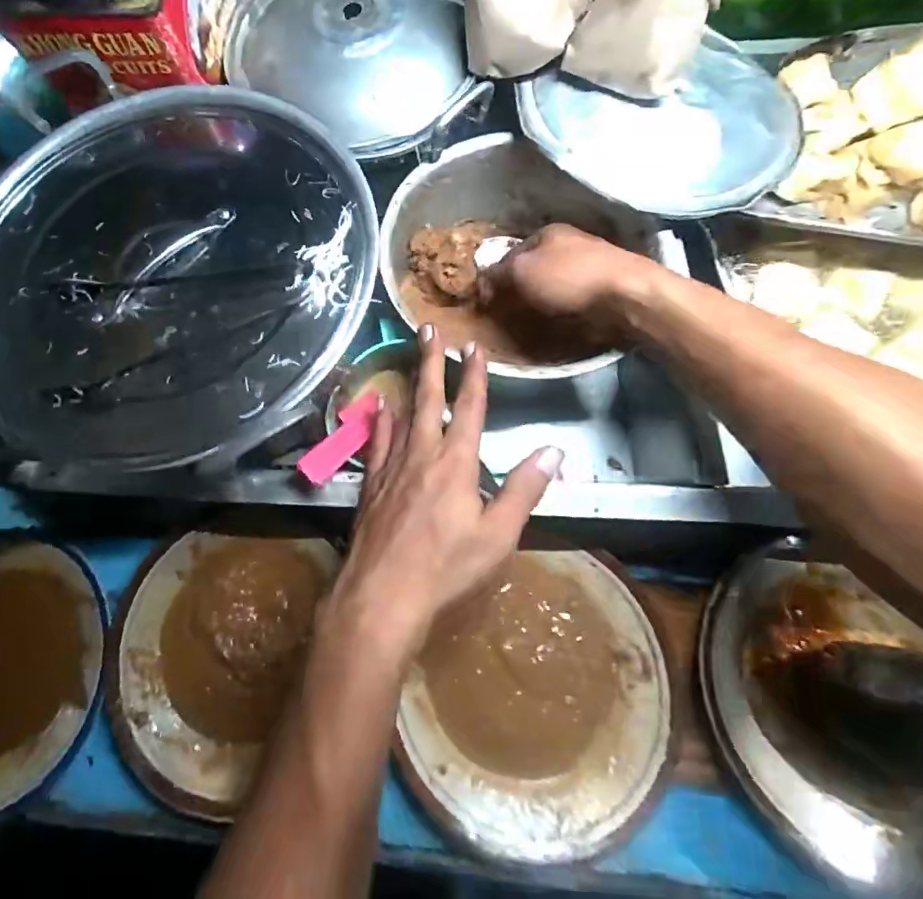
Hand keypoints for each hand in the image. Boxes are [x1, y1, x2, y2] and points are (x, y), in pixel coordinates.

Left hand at [334, 324, 562, 649]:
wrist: (383, 592)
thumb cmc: (447, 567)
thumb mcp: (498, 535)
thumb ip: (524, 490)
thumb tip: (552, 450)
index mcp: (456, 463)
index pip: (469, 409)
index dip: (474, 376)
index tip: (473, 346)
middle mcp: (421, 454)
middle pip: (427, 399)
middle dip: (430, 362)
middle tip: (428, 329)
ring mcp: (391, 467)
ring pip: (401, 415)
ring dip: (408, 383)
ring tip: (409, 357)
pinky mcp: (371, 485)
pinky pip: (377, 442)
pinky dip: (380, 421)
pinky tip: (380, 408)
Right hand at [480, 223, 653, 319]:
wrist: (627, 296)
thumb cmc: (568, 278)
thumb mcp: (520, 272)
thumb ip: (496, 274)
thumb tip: (481, 281)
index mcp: (547, 232)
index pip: (510, 252)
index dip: (495, 274)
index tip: (486, 299)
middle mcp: (569, 244)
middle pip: (532, 268)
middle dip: (518, 288)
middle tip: (506, 312)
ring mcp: (589, 265)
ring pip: (552, 284)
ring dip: (540, 301)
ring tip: (529, 321)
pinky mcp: (603, 288)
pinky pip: (571, 300)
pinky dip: (561, 310)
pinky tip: (557, 323)